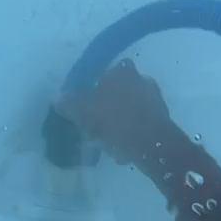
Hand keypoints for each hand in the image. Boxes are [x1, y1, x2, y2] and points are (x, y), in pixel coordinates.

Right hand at [57, 59, 175, 160]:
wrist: (152, 144)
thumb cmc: (116, 120)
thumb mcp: (85, 111)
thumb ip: (70, 103)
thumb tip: (57, 98)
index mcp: (123, 73)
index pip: (109, 71)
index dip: (98, 86)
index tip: (89, 101)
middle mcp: (141, 81)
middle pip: (119, 92)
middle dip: (107, 108)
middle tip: (95, 126)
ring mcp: (155, 100)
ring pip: (129, 110)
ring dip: (118, 123)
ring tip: (107, 142)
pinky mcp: (162, 120)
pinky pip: (140, 125)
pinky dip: (131, 134)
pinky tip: (122, 149)